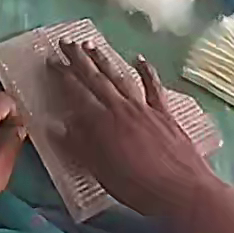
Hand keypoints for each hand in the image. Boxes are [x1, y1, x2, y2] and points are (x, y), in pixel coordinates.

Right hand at [54, 42, 233, 232]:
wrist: (182, 191)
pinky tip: (139, 59)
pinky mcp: (164, 113)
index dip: (63, 75)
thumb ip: (78, 145)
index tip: (51, 60)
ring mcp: (144, 108)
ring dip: (104, 60)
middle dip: (79, 59)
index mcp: (101, 122)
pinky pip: (153, 87)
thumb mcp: (99, 170)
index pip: (76, 92)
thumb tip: (55, 124)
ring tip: (91, 44)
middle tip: (66, 41)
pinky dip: (146, 72)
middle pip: (96, 78)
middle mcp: (120, 108)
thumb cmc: (136, 186)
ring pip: (119, 77)